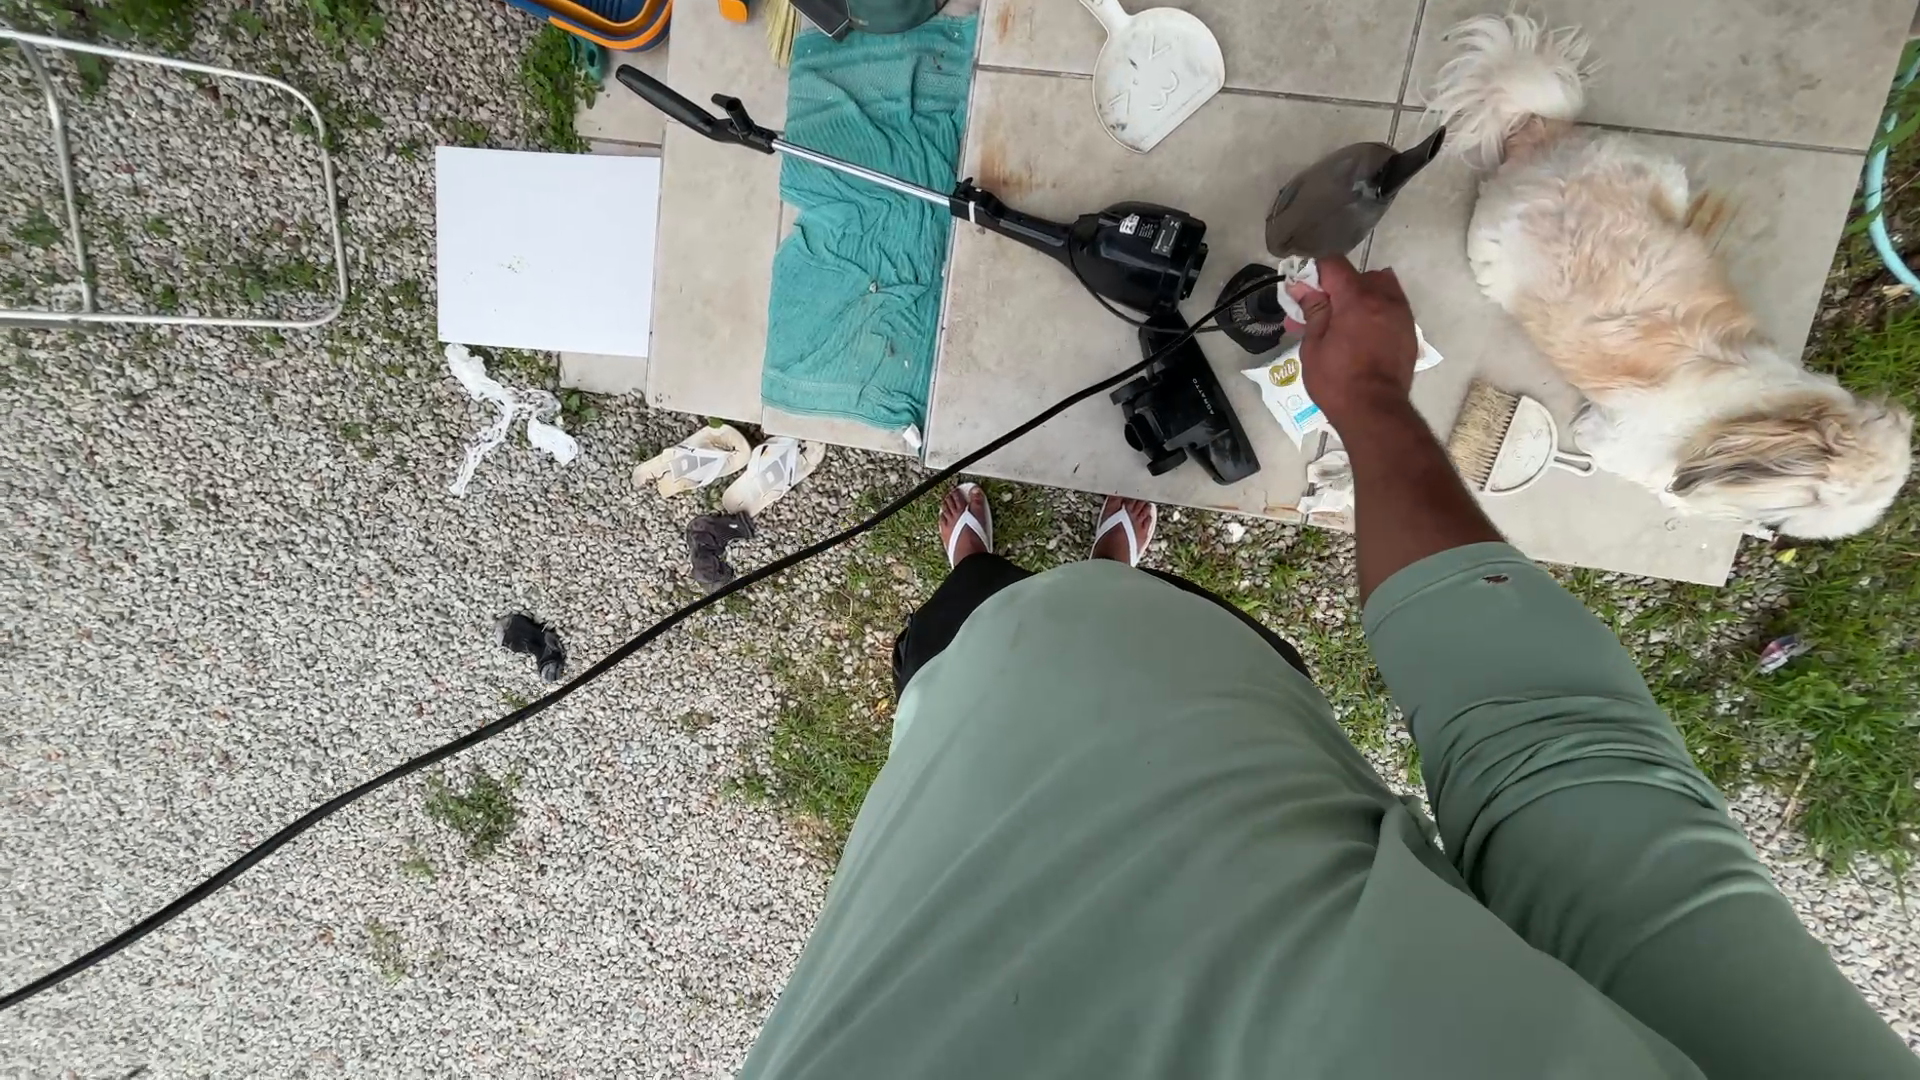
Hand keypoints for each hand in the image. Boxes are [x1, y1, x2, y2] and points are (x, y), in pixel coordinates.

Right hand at [1282, 255, 1419, 432]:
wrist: (1374, 409)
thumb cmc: (1336, 380)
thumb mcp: (1313, 346)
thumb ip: (1313, 311)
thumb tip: (1303, 287)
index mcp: (1356, 299)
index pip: (1334, 265)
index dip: (1314, 273)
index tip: (1301, 291)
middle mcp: (1384, 298)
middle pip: (1358, 275)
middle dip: (1335, 287)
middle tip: (1317, 312)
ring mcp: (1401, 312)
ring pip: (1379, 287)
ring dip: (1358, 296)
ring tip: (1341, 321)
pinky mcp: (1408, 329)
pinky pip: (1390, 306)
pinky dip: (1373, 310)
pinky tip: (1359, 334)